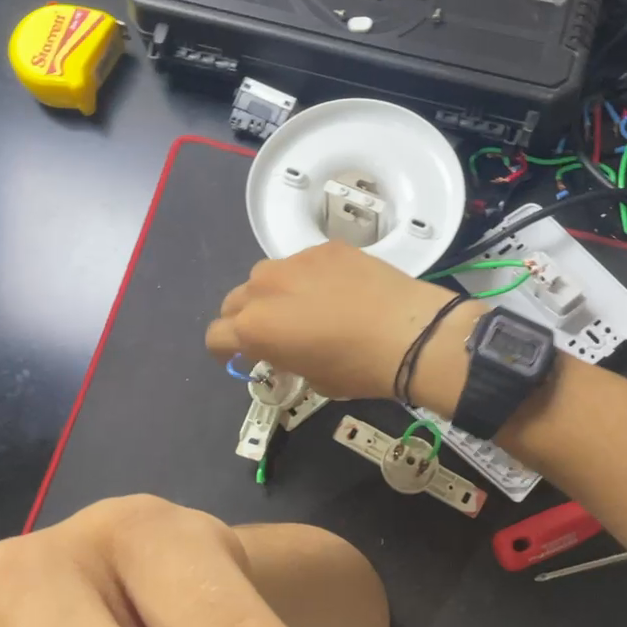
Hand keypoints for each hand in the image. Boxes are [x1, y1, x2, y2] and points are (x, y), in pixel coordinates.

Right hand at [206, 241, 464, 400]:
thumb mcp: (313, 379)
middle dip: (245, 319)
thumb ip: (286, 360)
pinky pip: (303, 263)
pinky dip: (310, 277)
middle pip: (235, 301)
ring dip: (274, 293)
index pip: (217, 336)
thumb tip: (286, 351)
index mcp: (254, 328)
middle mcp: (264, 288)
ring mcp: (294, 261)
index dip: (226, 350)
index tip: (243, 357)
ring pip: (267, 276)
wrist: (409, 333)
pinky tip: (338, 291)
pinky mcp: (324, 247)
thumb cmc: (358, 369)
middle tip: (272, 334)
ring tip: (305, 307)